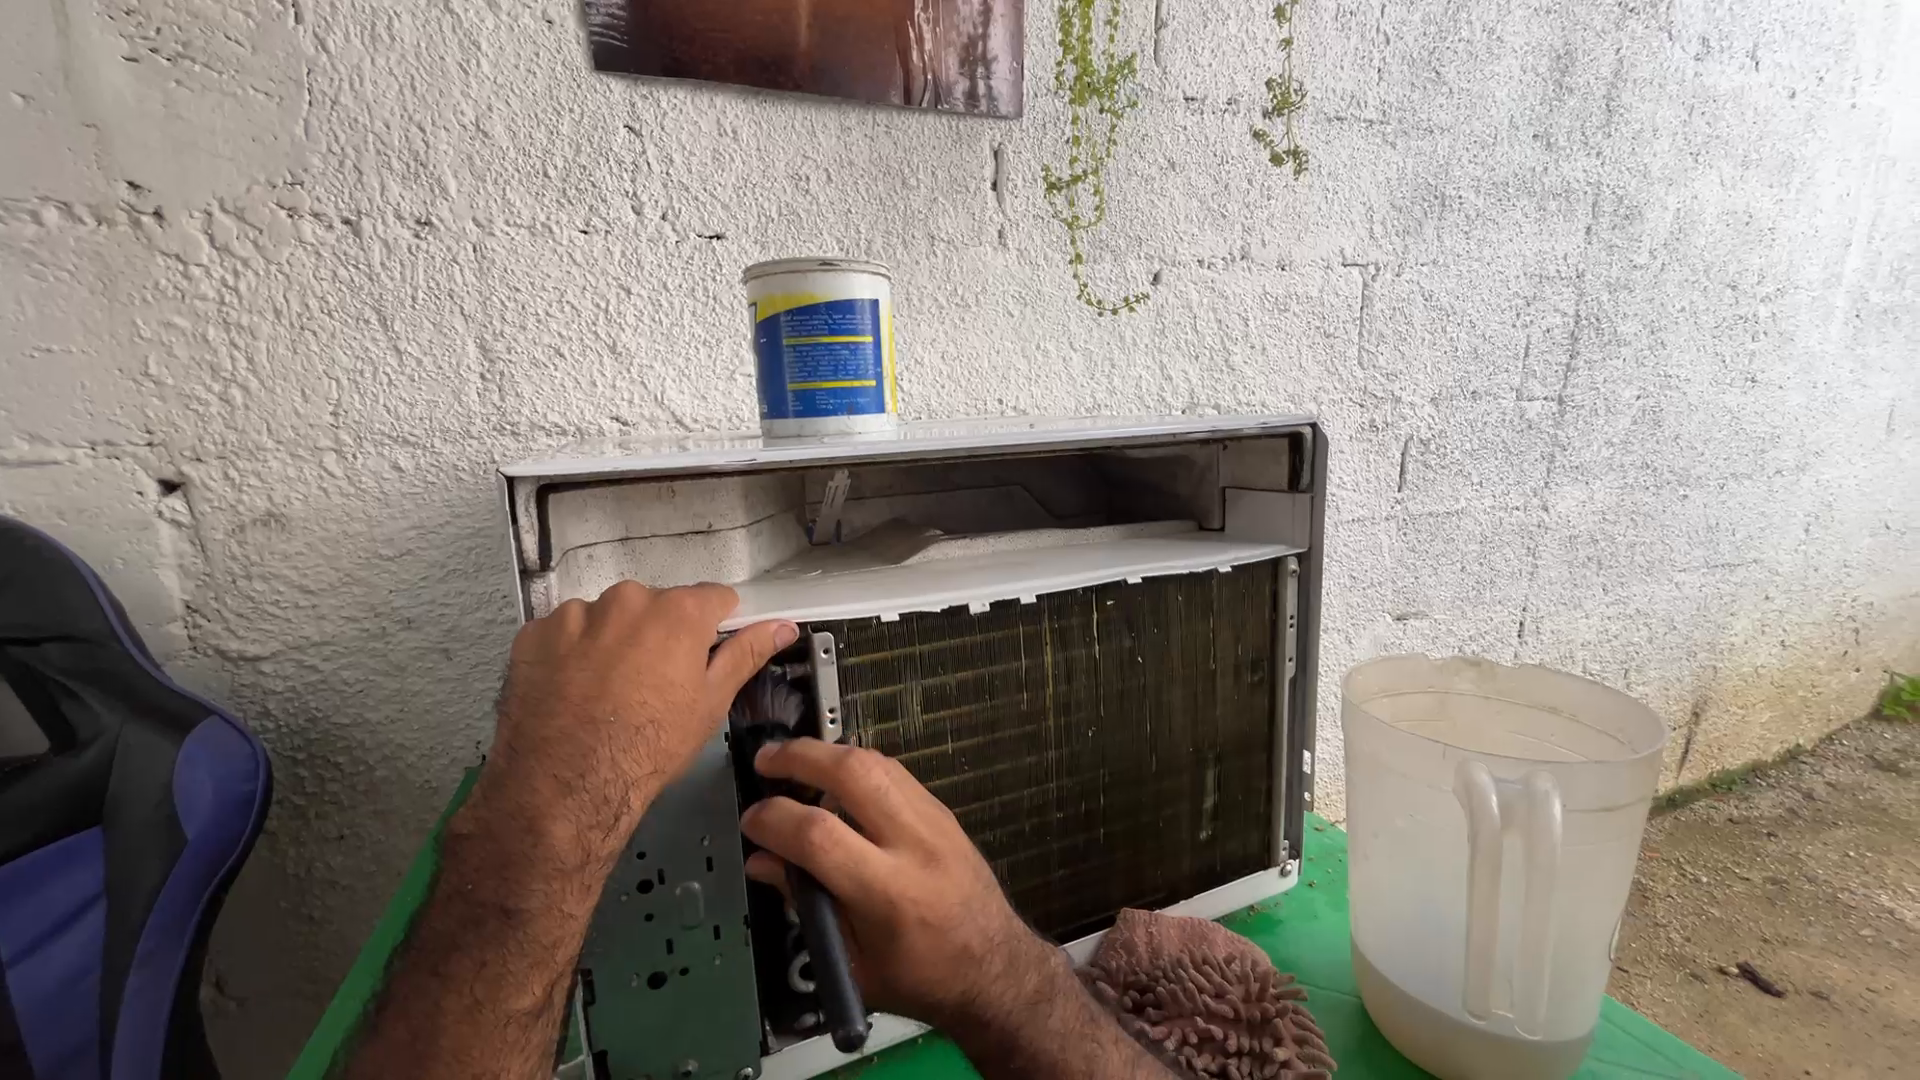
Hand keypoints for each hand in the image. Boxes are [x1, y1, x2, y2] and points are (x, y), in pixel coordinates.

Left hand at [474, 581, 796, 873]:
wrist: (564, 785)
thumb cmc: (650, 745)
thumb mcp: (712, 701)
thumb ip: (747, 653)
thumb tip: (783, 627)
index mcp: (679, 612)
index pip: (715, 597)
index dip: (717, 626)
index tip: (706, 656)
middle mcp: (628, 599)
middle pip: (659, 605)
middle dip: (662, 633)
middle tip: (656, 682)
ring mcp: (576, 613)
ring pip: (610, 617)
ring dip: (615, 640)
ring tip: (608, 690)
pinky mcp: (535, 634)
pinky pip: (565, 631)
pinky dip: (573, 651)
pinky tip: (573, 690)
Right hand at [738, 740, 1066, 1032]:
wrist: (995, 966)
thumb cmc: (919, 978)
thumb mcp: (852, 963)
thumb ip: (806, 906)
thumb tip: (761, 860)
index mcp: (888, 893)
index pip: (820, 836)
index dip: (775, 820)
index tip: (751, 821)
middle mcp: (914, 843)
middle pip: (853, 774)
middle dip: (802, 757)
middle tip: (765, 758)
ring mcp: (934, 819)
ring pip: (876, 762)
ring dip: (829, 752)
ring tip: (793, 759)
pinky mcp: (943, 808)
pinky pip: (894, 771)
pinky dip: (858, 764)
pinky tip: (835, 773)